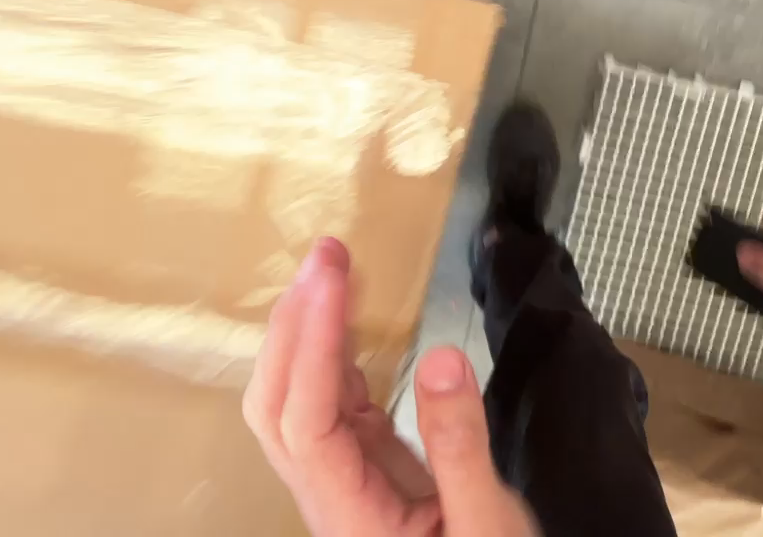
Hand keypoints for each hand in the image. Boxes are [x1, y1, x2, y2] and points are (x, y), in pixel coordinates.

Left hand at [242, 237, 539, 536]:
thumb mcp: (485, 526)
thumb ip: (461, 447)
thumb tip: (443, 354)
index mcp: (348, 514)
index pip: (307, 419)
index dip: (315, 343)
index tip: (335, 276)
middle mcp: (327, 491)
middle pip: (276, 404)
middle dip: (294, 322)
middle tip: (327, 254)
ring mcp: (339, 474)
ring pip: (292, 396)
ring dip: (306, 325)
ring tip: (331, 266)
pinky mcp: (360, 459)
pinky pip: (329, 394)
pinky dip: (333, 343)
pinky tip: (349, 310)